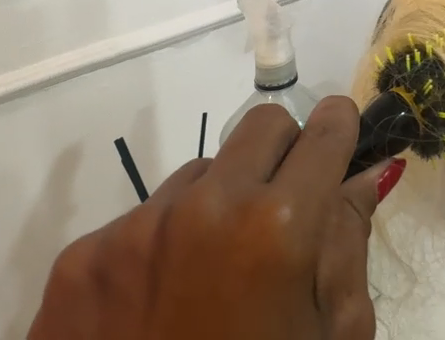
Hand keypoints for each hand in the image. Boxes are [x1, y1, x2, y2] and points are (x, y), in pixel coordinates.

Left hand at [28, 95, 404, 339]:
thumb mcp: (331, 337)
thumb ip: (351, 244)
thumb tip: (364, 174)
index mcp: (279, 227)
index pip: (327, 130)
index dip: (342, 130)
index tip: (339, 143)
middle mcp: (206, 206)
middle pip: (263, 125)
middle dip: (285, 152)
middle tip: (281, 209)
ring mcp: (135, 229)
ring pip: (200, 172)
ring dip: (219, 204)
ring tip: (209, 278)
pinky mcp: (80, 260)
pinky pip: (141, 219)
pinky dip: (162, 245)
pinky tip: (156, 307)